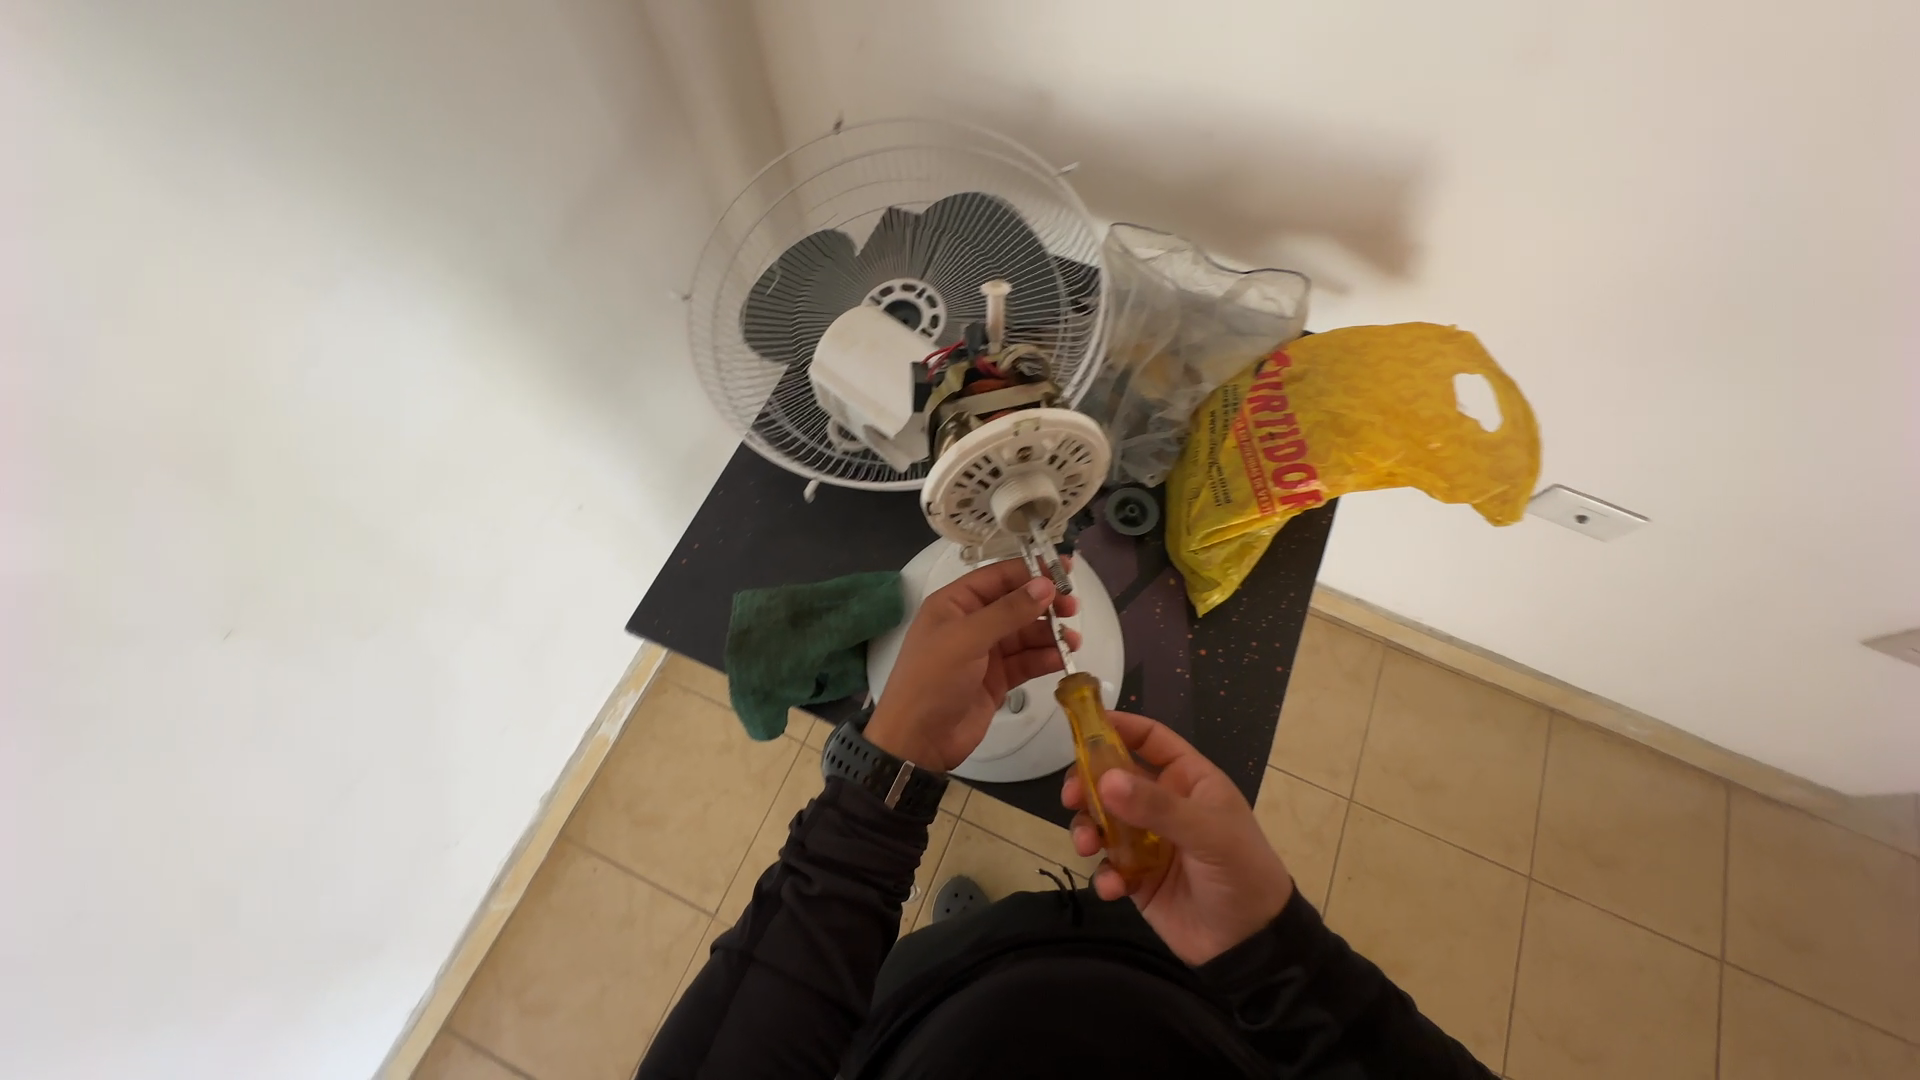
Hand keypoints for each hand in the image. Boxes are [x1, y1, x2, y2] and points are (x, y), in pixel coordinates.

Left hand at [865, 559, 1080, 772]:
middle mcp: (970, 623)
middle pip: (1016, 604)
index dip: (1031, 571)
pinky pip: (1026, 661)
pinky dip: (1044, 658)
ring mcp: (984, 652)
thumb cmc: (933, 680)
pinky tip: (1062, 660)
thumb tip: (1045, 585)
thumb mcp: (967, 639)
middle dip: (1045, 605)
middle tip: (1073, 608)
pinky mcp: (997, 679)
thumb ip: (1008, 611)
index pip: (998, 577)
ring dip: (1049, 634)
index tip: (1065, 570)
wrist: (918, 740)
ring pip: (1025, 633)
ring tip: (1073, 641)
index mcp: (954, 604)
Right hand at [1062, 711, 1293, 964]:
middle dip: (1087, 783)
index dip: (1117, 726)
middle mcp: (1164, 803)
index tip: (1080, 727)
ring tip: (1085, 846)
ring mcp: (1147, 840)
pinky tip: (1113, 887)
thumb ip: (1157, 806)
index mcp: (1188, 779)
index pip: (1149, 738)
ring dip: (1086, 828)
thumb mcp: (1208, 834)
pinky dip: (1103, 873)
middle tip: (1070, 797)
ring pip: (1102, 819)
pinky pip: (1106, 864)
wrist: (1253, 949)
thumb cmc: (1242, 874)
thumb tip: (1104, 780)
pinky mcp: (1136, 877)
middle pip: (1113, 777)